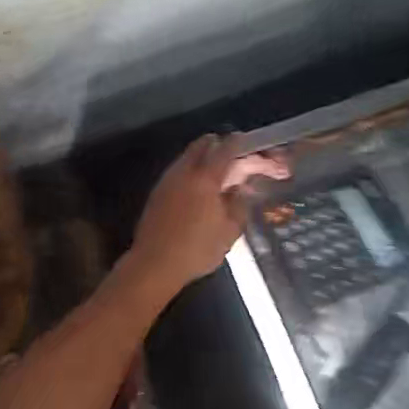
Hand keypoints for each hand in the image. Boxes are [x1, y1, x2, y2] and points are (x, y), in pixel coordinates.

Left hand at [126, 134, 289, 291]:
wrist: (154, 264)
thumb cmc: (197, 250)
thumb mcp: (229, 231)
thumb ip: (240, 204)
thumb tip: (242, 188)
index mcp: (206, 178)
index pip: (227, 148)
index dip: (244, 145)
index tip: (255, 148)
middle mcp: (184, 171)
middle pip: (204, 144)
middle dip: (222, 146)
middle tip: (238, 160)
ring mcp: (168, 180)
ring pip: (189, 156)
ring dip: (206, 158)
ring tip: (222, 176)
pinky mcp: (157, 191)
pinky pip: (179, 170)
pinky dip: (193, 171)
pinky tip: (201, 190)